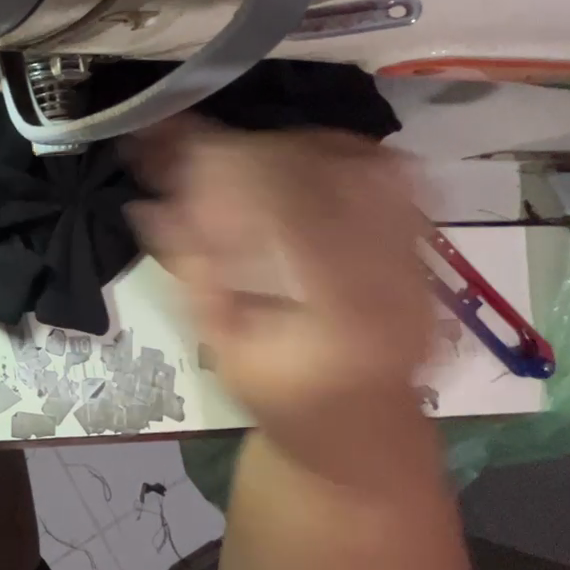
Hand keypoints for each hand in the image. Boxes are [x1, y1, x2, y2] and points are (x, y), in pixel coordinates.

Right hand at [127, 121, 436, 476]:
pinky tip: (289, 153)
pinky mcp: (421, 247)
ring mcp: (417, 258)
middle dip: (242, 149)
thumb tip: (149, 206)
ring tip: (229, 146)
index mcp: (341, 312)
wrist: (365, 429)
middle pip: (320, 177)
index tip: (166, 150)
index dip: (220, 169)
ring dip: (285, 145)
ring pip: (358, 165)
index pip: (282, 212)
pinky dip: (333, 152)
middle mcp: (392, 276)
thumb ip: (193, 276)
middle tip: (181, 140)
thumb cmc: (283, 398)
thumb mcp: (222, 349)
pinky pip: (390, 176)